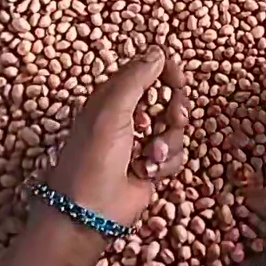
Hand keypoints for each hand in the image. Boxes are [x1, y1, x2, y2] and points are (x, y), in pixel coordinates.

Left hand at [45, 49, 189, 230]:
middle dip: (176, 108)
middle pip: (169, 97)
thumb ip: (136, 78)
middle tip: (174, 118)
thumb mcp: (112, 110)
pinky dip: (167, 162)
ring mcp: (142, 140)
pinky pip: (176, 153)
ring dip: (169, 141)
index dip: (167, 72)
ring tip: (151, 156)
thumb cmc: (93, 158)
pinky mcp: (153, 164)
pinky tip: (149, 172)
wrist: (89, 214)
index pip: (149, 69)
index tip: (177, 81)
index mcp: (115, 96)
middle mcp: (130, 114)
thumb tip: (159, 51)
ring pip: (177, 127)